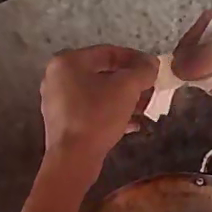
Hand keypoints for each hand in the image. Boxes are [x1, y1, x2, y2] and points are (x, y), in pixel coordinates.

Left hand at [40, 45, 157, 166]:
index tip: (153, 68)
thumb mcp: (126, 88)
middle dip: (131, 82)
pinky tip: (133, 124)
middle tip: (151, 89)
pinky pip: (91, 111)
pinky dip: (112, 113)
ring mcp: (57, 102)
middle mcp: (57, 78)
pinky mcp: (63, 124)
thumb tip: (151, 64)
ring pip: (98, 94)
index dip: (135, 58)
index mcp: (68, 62)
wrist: (73, 159)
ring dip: (124, 99)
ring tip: (146, 107)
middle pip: (103, 74)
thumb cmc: (97, 116)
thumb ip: (142, 70)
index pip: (108, 52)